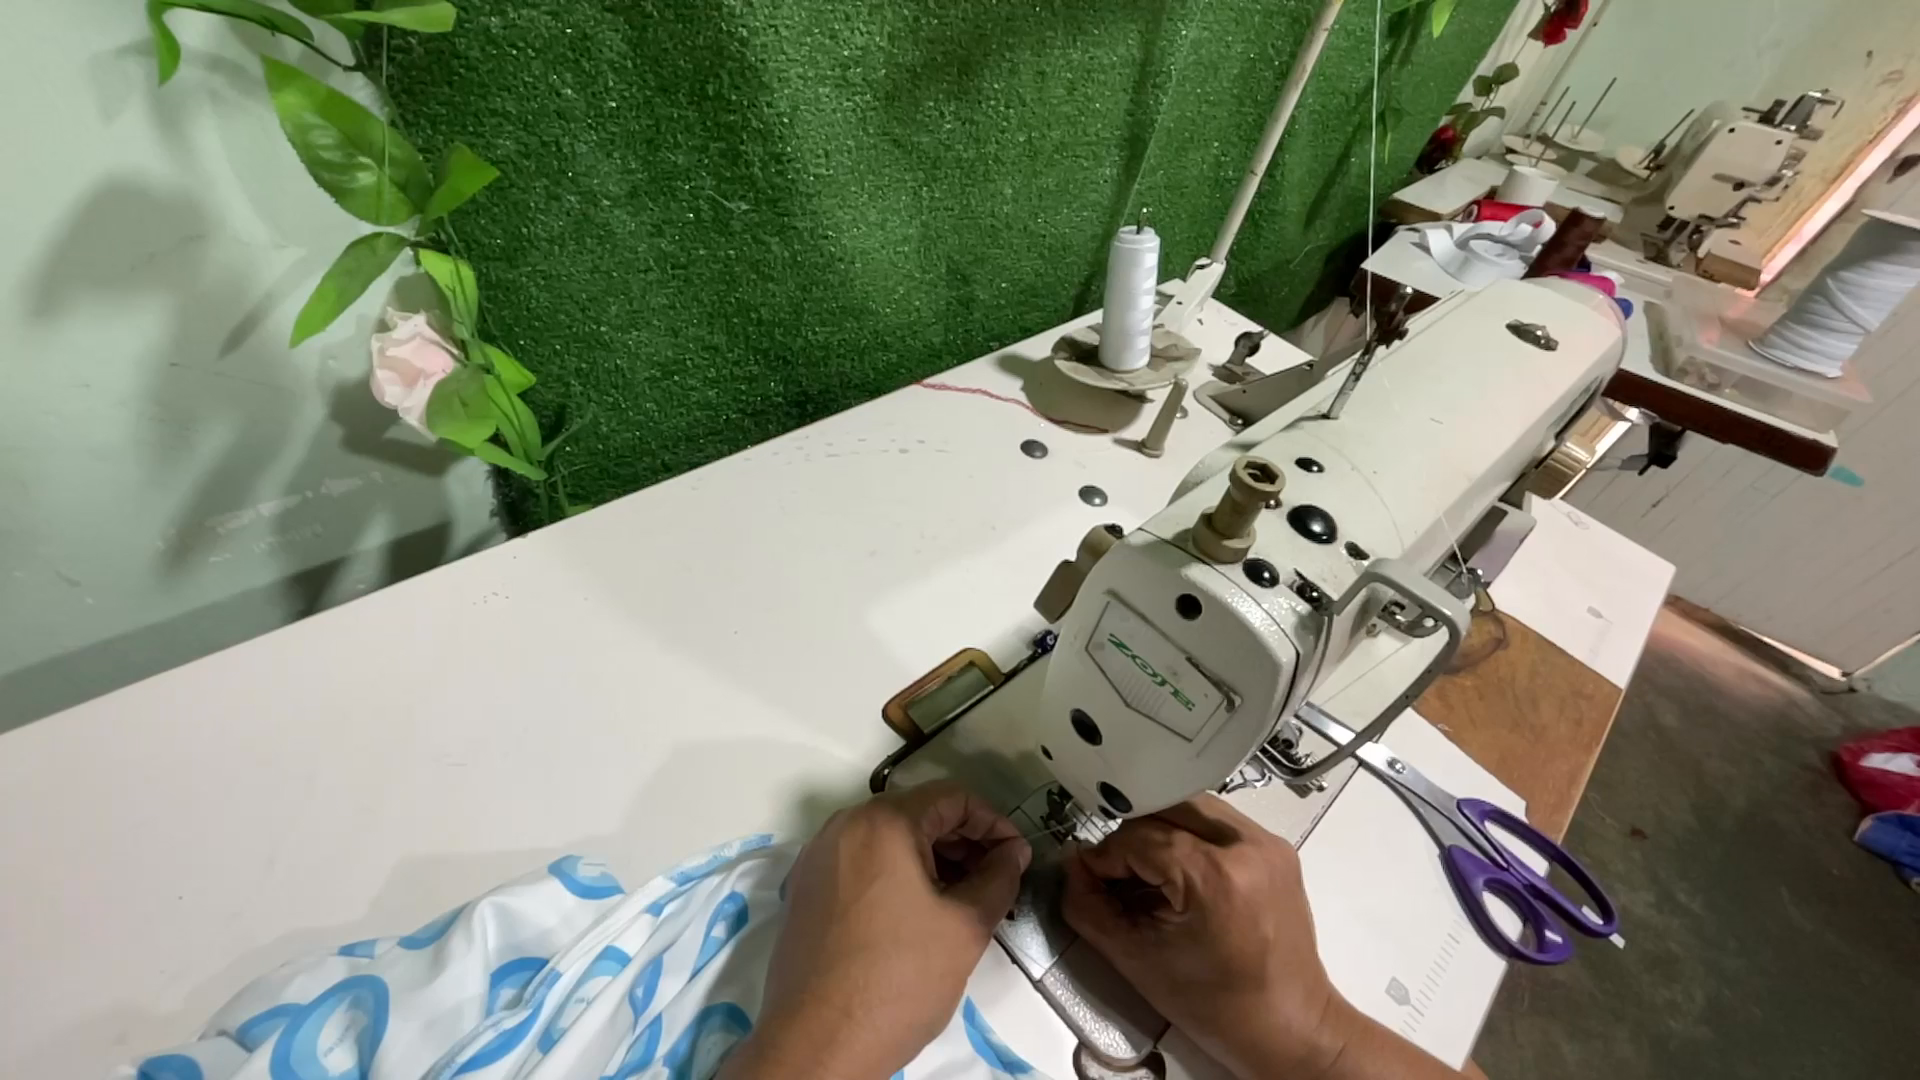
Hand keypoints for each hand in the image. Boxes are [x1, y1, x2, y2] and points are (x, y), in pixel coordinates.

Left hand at [721, 781, 1030, 1079]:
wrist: (815, 1046)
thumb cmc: (897, 980)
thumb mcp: (964, 928)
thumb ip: (998, 877)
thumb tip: (1013, 851)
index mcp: (884, 821)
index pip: (953, 797)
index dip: (993, 823)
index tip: (1016, 858)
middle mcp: (845, 824)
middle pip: (919, 813)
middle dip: (964, 841)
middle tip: (996, 880)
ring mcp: (820, 855)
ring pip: (890, 837)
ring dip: (932, 858)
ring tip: (962, 899)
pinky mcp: (806, 887)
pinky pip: (862, 861)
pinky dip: (896, 873)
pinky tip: (917, 912)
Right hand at [1061, 795, 1350, 1078]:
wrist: (1291, 1029)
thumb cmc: (1212, 1005)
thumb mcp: (1135, 960)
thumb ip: (1089, 907)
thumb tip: (1071, 864)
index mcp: (1214, 875)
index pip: (1136, 838)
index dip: (1104, 858)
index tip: (1090, 881)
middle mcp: (1244, 844)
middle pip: (1162, 809)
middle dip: (1130, 838)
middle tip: (1118, 875)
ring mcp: (1264, 841)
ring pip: (1188, 806)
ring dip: (1158, 829)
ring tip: (1148, 871)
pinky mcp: (1274, 845)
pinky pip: (1213, 820)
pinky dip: (1186, 834)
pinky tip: (1179, 870)